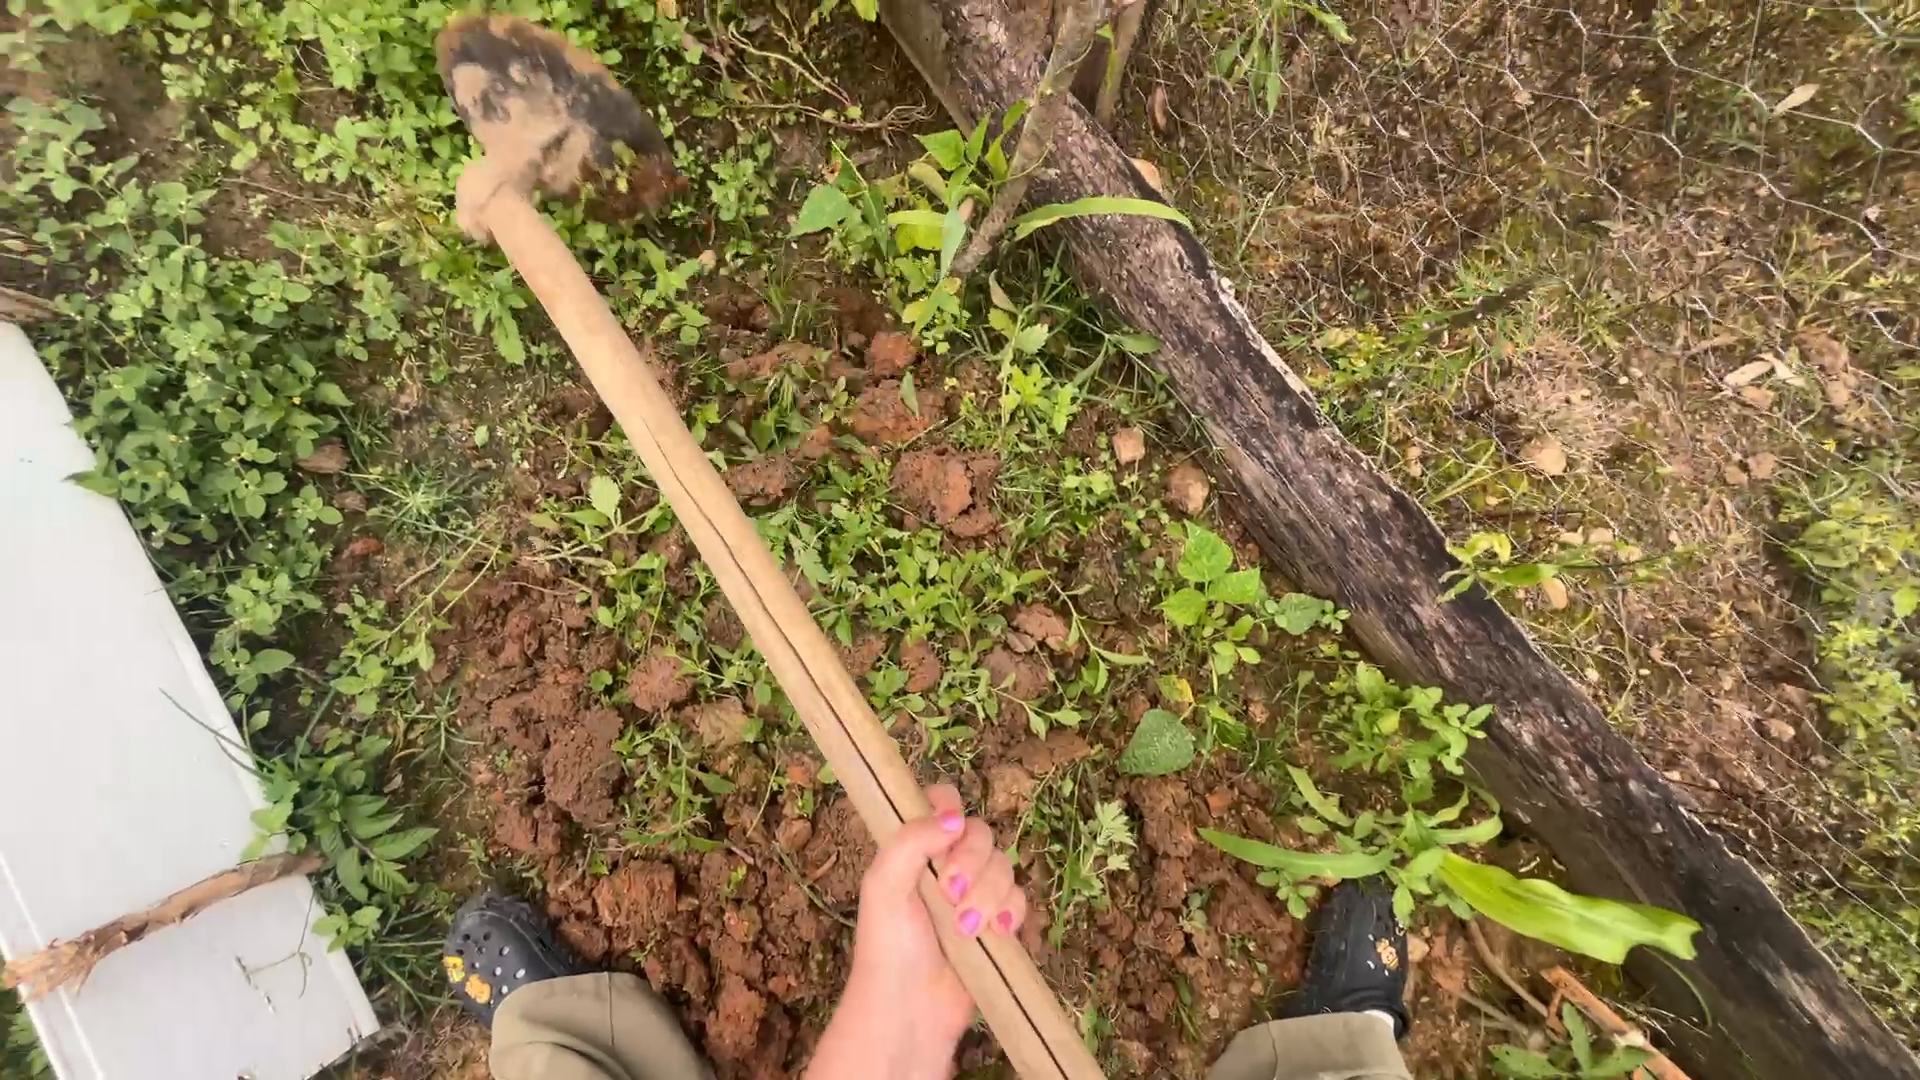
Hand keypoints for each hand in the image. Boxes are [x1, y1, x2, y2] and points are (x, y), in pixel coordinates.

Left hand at [805, 784, 1027, 1079]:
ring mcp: (974, 891)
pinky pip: (1019, 897)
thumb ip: (911, 841)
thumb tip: (954, 818)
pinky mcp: (996, 920)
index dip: (949, 809)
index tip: (948, 831)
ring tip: (965, 928)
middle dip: (971, 862)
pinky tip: (997, 931)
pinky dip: (1011, 911)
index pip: (942, 801)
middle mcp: (947, 862)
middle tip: (950, 894)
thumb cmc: (888, 945)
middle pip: (980, 832)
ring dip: (987, 894)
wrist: (910, 1010)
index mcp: (917, 845)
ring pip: (1002, 865)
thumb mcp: (884, 885)